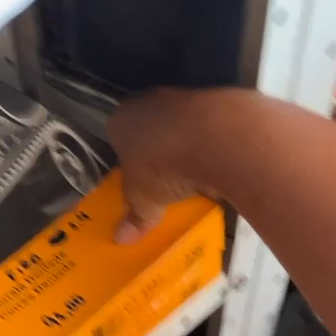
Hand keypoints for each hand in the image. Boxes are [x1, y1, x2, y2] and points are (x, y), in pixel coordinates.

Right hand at [107, 88, 249, 241]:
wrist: (219, 138)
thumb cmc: (162, 167)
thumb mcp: (144, 200)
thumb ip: (135, 217)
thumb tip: (121, 239)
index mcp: (121, 120)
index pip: (117, 139)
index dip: (127, 162)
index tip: (137, 182)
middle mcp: (149, 101)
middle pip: (149, 130)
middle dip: (156, 153)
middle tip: (163, 183)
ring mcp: (185, 96)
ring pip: (180, 126)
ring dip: (185, 147)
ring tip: (194, 177)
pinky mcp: (219, 98)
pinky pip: (208, 127)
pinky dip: (212, 143)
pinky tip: (218, 165)